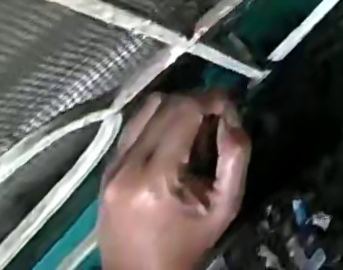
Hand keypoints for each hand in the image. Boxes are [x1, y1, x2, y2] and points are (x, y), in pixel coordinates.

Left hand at [100, 90, 249, 269]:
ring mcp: (112, 167)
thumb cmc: (187, 244)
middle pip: (166, 105)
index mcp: (156, 178)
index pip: (185, 111)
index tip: (230, 104)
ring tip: (194, 122)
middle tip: (216, 113)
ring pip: (148, 108)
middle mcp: (128, 166)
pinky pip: (134, 125)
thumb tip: (231, 115)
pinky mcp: (106, 170)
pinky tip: (172, 135)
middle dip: (197, 100)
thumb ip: (236, 155)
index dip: (212, 98)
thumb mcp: (226, 205)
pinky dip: (157, 119)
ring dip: (176, 106)